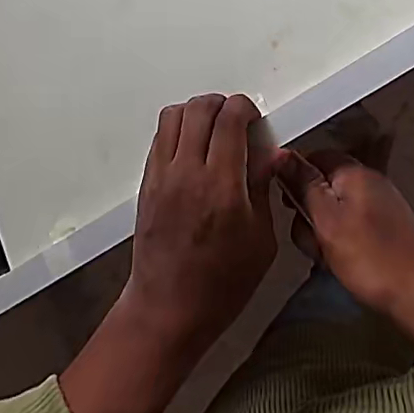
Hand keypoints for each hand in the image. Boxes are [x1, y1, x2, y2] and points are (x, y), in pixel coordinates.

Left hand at [59, 94, 276, 412]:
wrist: (168, 308)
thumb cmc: (223, 283)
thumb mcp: (261, 241)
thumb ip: (262, 188)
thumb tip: (266, 154)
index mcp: (221, 186)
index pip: (229, 120)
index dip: (244, 107)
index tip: (253, 116)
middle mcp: (187, 172)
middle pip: (199, 109)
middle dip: (221, 104)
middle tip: (234, 119)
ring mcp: (161, 175)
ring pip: (173, 116)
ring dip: (195, 112)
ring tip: (211, 129)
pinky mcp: (146, 182)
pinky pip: (159, 137)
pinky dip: (177, 130)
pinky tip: (192, 148)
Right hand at [275, 148, 413, 412]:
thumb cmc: (373, 260)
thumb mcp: (327, 221)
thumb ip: (303, 184)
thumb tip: (280, 153)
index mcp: (353, 171)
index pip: (311, 157)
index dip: (293, 178)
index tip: (286, 204)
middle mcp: (369, 181)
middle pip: (322, 185)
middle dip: (308, 212)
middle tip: (312, 239)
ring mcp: (380, 205)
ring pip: (334, 210)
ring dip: (323, 232)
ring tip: (329, 258)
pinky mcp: (387, 229)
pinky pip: (351, 227)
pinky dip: (341, 244)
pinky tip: (344, 264)